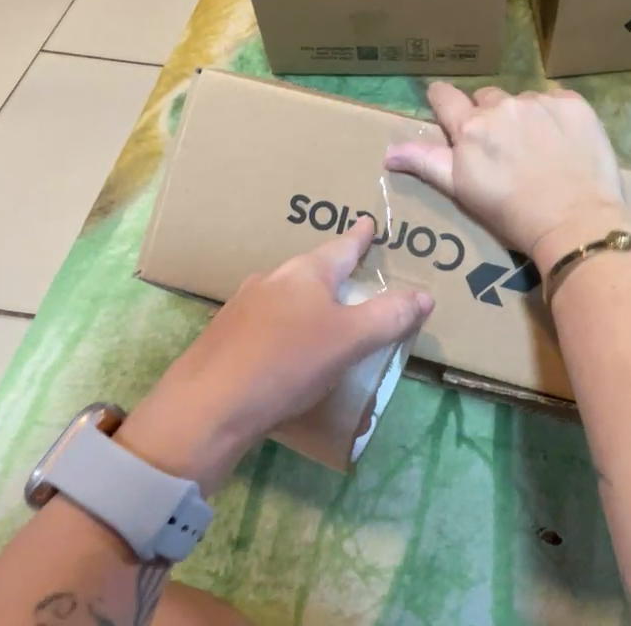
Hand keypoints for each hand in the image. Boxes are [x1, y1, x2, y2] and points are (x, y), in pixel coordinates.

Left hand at [119, 218, 432, 489]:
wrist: (205, 409)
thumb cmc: (287, 363)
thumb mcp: (350, 340)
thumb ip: (389, 316)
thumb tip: (425, 295)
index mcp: (305, 273)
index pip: (341, 247)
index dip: (359, 237)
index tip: (367, 222)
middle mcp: (272, 280)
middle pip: (312, 270)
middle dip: (334, 272)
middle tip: (355, 276)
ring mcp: (242, 308)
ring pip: (286, 297)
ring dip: (307, 303)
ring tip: (325, 317)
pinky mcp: (225, 339)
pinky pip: (267, 324)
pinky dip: (286, 330)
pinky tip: (288, 353)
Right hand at [384, 83, 630, 266]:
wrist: (575, 223)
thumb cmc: (512, 216)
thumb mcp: (463, 192)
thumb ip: (426, 163)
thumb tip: (388, 152)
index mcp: (470, 128)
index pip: (444, 97)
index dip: (443, 100)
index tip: (448, 108)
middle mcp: (502, 106)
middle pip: (486, 97)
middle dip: (489, 115)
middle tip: (502, 146)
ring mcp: (540, 102)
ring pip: (522, 99)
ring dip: (524, 116)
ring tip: (537, 148)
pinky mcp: (573, 105)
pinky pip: (556, 99)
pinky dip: (555, 115)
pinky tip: (563, 141)